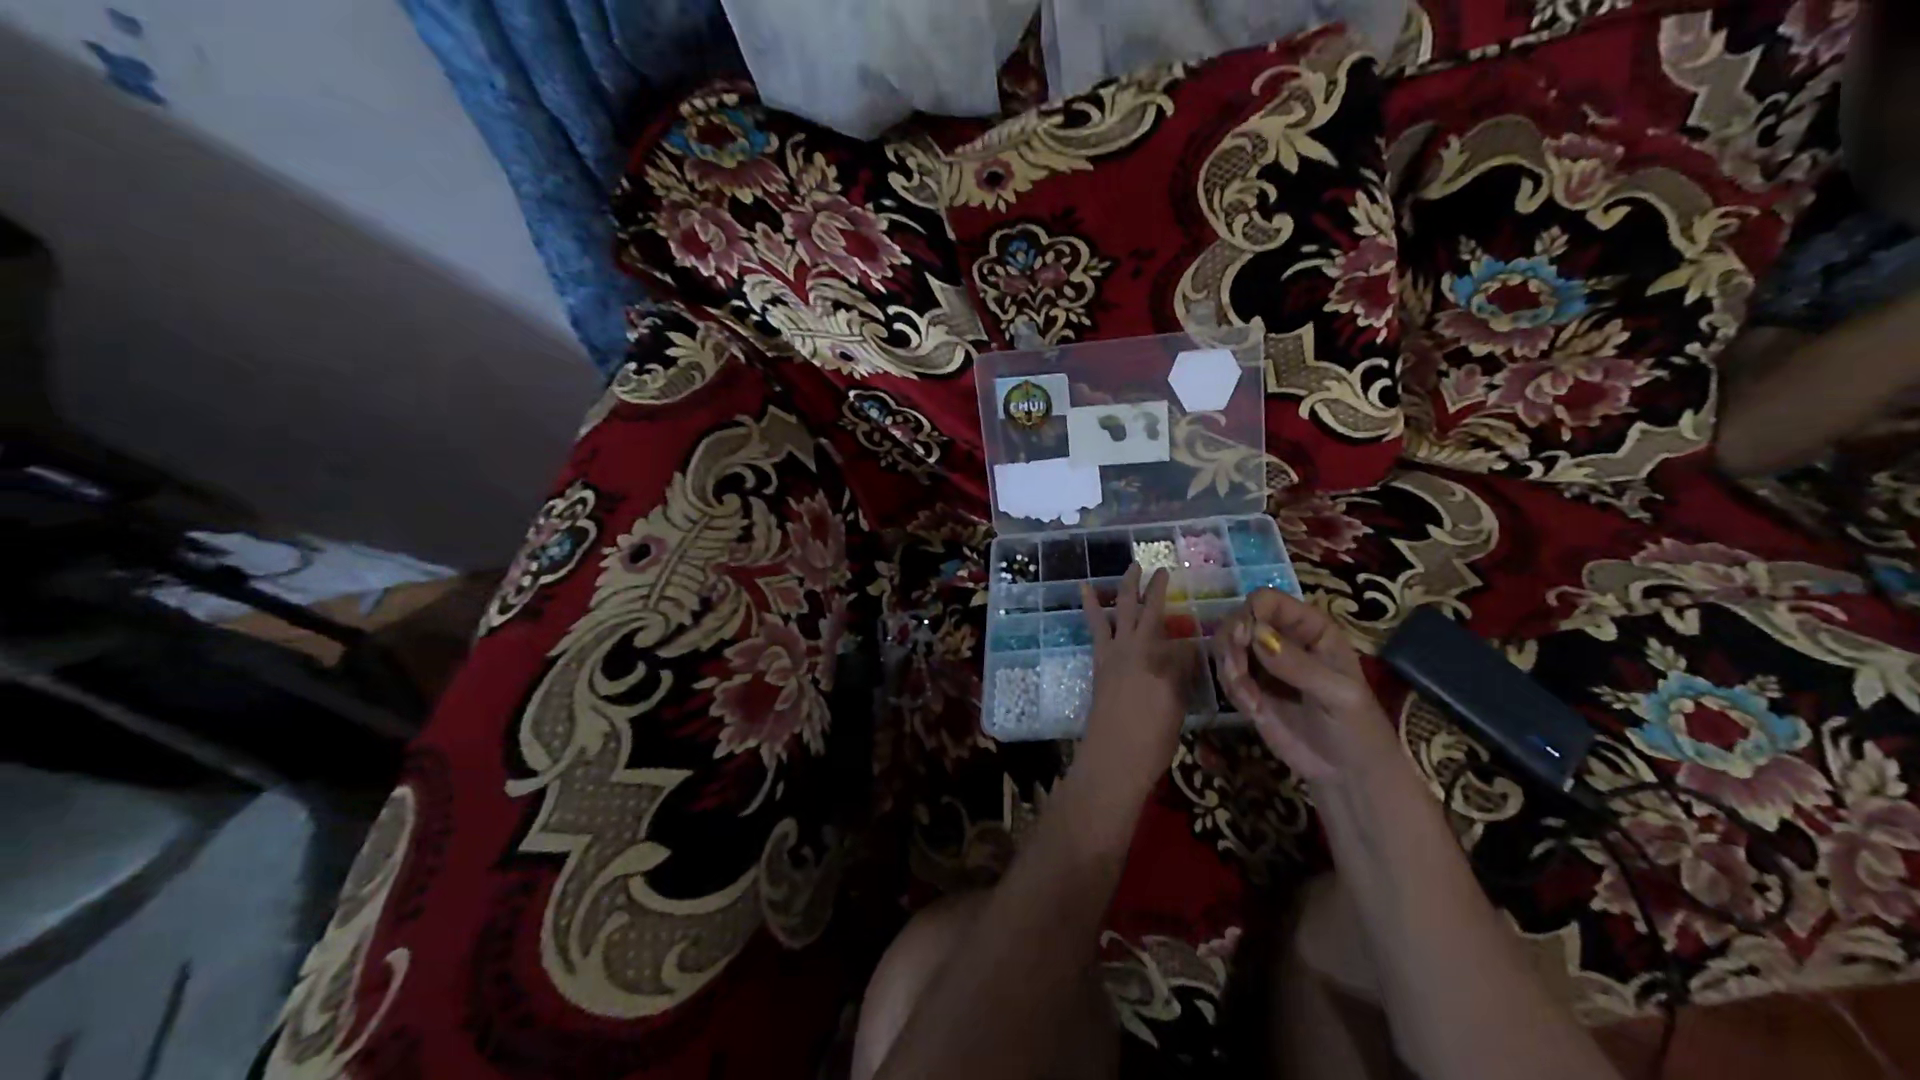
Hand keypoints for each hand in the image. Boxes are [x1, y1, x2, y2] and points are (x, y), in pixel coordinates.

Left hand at [1074, 564, 1190, 796]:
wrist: (1113, 759)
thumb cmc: (1152, 737)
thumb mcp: (1176, 704)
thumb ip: (1180, 672)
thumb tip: (1187, 649)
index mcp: (1157, 657)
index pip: (1174, 627)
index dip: (1184, 619)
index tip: (1192, 605)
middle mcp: (1134, 649)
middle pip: (1142, 610)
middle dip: (1150, 588)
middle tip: (1156, 568)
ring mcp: (1112, 657)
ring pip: (1115, 614)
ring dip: (1120, 591)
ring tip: (1121, 571)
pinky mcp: (1099, 667)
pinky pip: (1095, 629)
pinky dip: (1093, 609)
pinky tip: (1089, 597)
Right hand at [1212, 589, 1400, 785]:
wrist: (1347, 772)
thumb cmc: (1356, 727)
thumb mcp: (1337, 694)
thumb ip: (1298, 665)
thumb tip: (1257, 634)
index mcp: (1310, 628)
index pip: (1268, 601)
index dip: (1251, 613)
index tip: (1243, 638)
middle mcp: (1282, 638)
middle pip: (1238, 619)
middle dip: (1231, 643)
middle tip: (1237, 672)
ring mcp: (1262, 663)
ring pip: (1226, 646)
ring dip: (1229, 668)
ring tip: (1249, 698)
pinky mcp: (1248, 688)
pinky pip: (1225, 675)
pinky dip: (1232, 690)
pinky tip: (1253, 710)